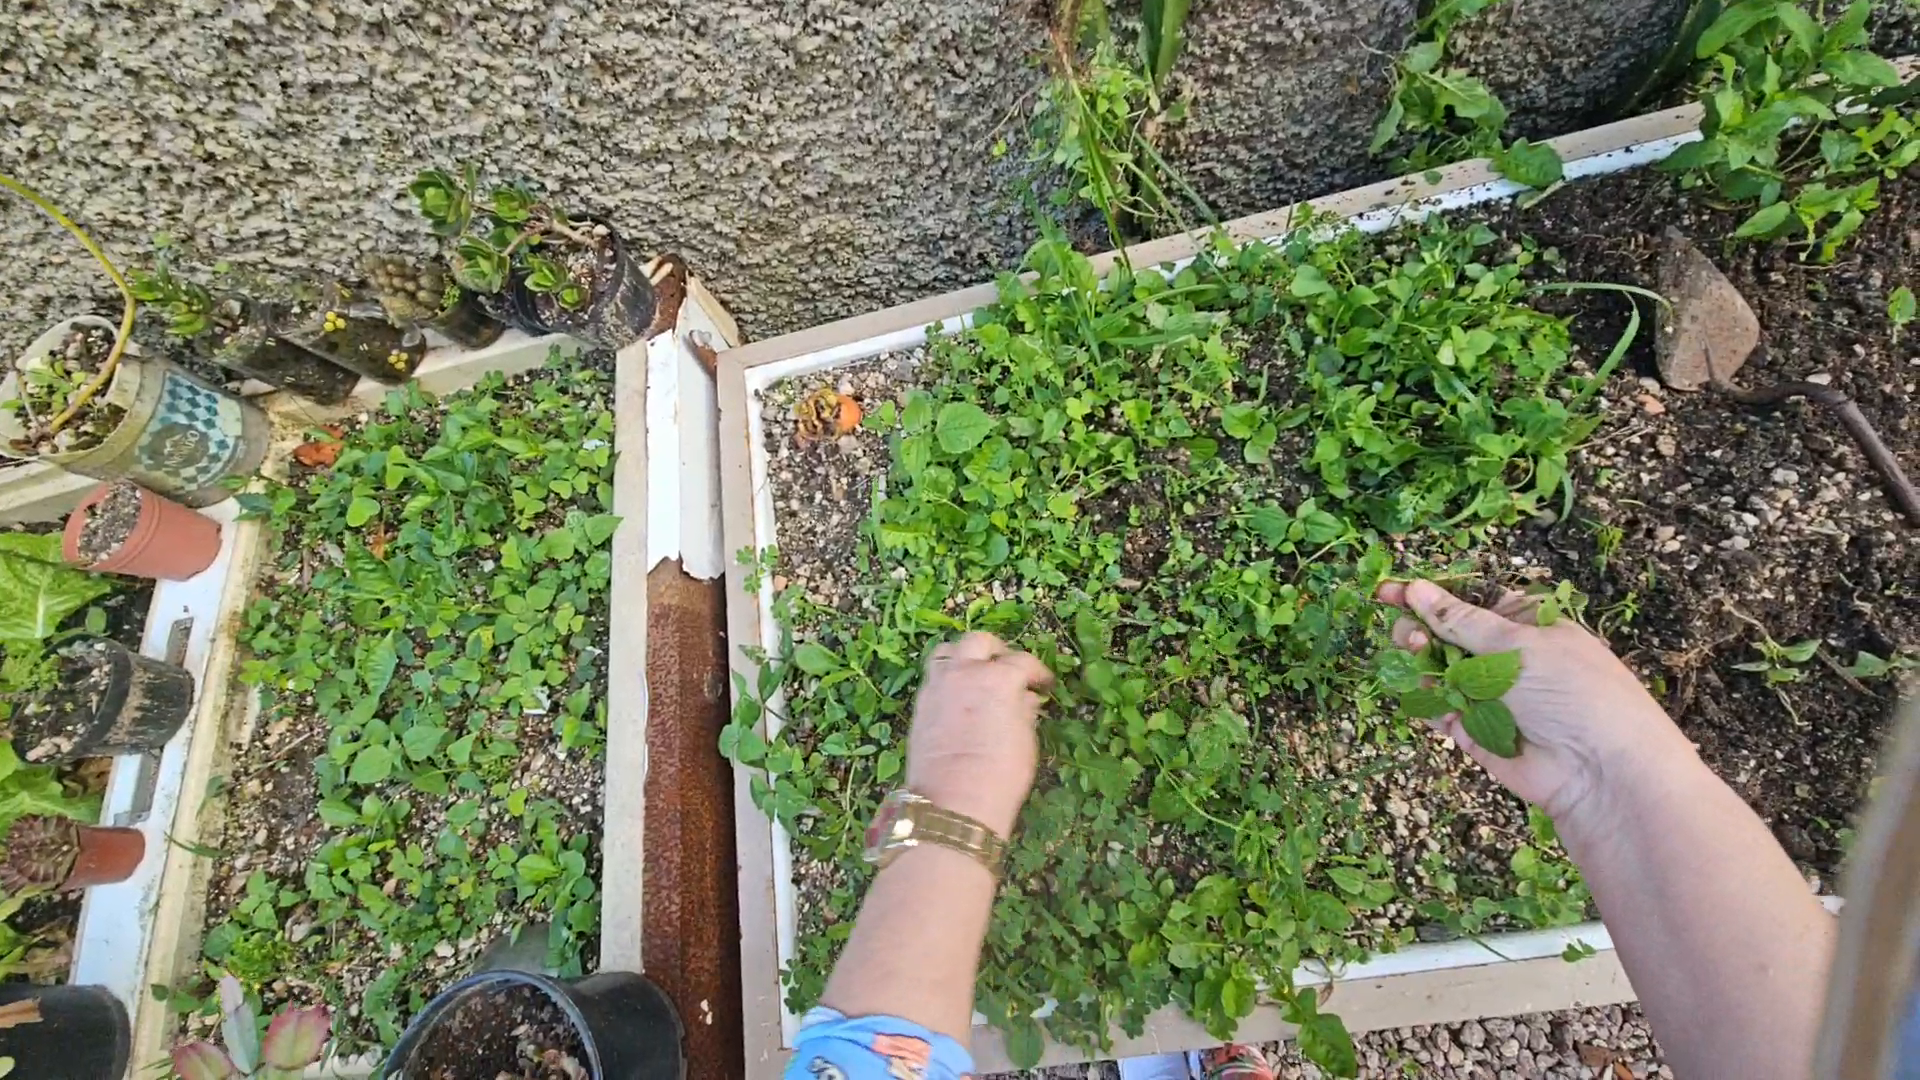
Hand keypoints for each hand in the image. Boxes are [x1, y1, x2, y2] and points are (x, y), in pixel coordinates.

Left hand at [904, 632, 1053, 837]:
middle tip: (1009, 669)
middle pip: (980, 642)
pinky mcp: (921, 702)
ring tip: (976, 672)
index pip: (1022, 662)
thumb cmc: (1001, 775)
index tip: (1044, 685)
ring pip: (949, 650)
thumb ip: (1025, 710)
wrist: (954, 803)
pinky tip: (958, 694)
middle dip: (998, 651)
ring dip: (965, 656)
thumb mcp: (1026, 741)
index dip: (1037, 672)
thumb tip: (1025, 698)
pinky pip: (934, 675)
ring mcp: (938, 684)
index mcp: (998, 678)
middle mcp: (965, 672)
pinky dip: (948, 676)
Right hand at [1376, 579, 1697, 825]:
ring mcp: (1483, 691)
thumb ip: (1458, 619)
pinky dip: (1427, 703)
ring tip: (1421, 667)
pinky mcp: (1469, 725)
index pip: (1463, 600)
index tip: (1388, 591)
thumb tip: (1414, 588)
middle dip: (1417, 631)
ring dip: (1418, 664)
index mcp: (1521, 624)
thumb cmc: (1573, 693)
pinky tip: (1436, 706)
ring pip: (1430, 668)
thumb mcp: (1516, 645)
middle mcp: (1499, 655)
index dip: (1426, 595)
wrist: (1601, 773)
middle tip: (1409, 638)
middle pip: (1438, 632)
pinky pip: (1433, 706)